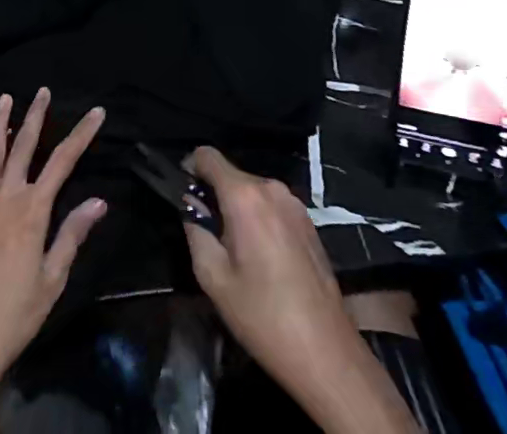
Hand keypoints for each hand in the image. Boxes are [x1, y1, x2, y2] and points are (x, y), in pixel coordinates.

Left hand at [0, 90, 105, 433]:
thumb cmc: (13, 316)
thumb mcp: (52, 280)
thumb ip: (72, 235)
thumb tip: (100, 200)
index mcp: (33, 213)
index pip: (63, 162)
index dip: (82, 135)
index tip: (97, 113)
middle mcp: (5, 198)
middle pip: (24, 147)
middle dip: (37, 116)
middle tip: (44, 91)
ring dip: (2, 122)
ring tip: (8, 98)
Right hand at [183, 147, 420, 433]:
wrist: (325, 350)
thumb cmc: (262, 315)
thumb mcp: (212, 277)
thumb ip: (195, 230)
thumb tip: (191, 207)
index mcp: (245, 196)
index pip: (207, 156)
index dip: (189, 168)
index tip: (182, 194)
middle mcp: (272, 189)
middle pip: (231, 175)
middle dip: (213, 195)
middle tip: (204, 232)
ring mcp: (295, 204)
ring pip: (252, 191)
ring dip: (236, 208)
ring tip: (231, 249)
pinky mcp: (309, 222)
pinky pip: (272, 206)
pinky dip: (257, 218)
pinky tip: (259, 256)